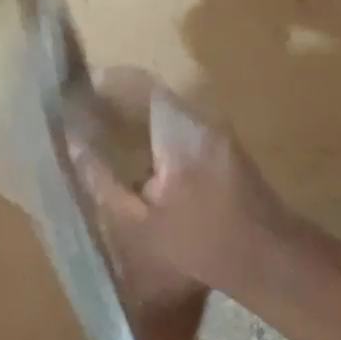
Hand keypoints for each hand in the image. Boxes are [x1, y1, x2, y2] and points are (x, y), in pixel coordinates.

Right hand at [69, 68, 290, 300]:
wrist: (269, 258)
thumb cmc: (201, 243)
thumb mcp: (140, 220)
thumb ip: (101, 179)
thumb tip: (71, 144)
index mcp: (178, 128)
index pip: (135, 82)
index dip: (101, 84)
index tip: (73, 98)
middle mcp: (200, 117)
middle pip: (150, 93)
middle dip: (114, 102)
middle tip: (82, 121)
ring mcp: (217, 130)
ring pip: (166, 109)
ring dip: (134, 118)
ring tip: (102, 139)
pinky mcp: (224, 147)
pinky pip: (181, 126)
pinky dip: (154, 133)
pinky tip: (136, 160)